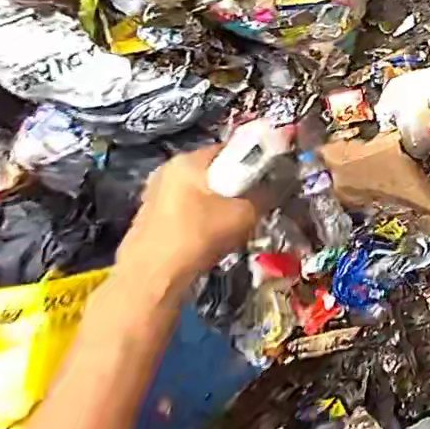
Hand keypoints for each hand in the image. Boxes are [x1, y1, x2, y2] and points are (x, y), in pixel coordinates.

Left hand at [115, 145, 269, 285]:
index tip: (269, 182)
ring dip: (221, 204)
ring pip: (202, 192)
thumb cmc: (199, 236)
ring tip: (234, 225)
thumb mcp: (247, 213)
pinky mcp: (149, 217)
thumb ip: (267, 193)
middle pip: (216, 172)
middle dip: (237, 187)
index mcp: (188, 160)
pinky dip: (203, 218)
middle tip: (254, 206)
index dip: (256, 164)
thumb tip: (280, 185)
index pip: (233, 150)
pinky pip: (187, 209)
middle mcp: (167, 170)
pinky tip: (211, 238)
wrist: (152, 279)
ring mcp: (154, 193)